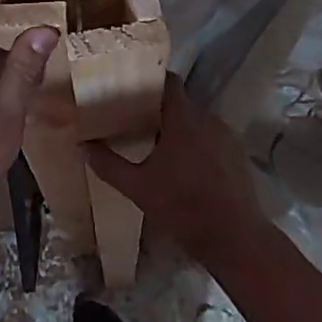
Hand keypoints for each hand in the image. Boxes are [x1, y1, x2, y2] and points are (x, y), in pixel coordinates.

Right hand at [85, 75, 276, 266]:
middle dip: (160, 108)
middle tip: (136, 119)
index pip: (168, 81)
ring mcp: (227, 137)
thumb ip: (108, 164)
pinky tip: (185, 165)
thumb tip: (82, 145)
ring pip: (197, 121)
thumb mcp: (138, 188)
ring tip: (158, 143)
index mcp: (183, 119)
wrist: (236, 241)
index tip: (131, 87)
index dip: (150, 80)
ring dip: (179, 127)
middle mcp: (208, 119)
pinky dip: (197, 142)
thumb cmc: (183, 208)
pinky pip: (212, 137)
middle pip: (181, 101)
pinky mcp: (238, 155)